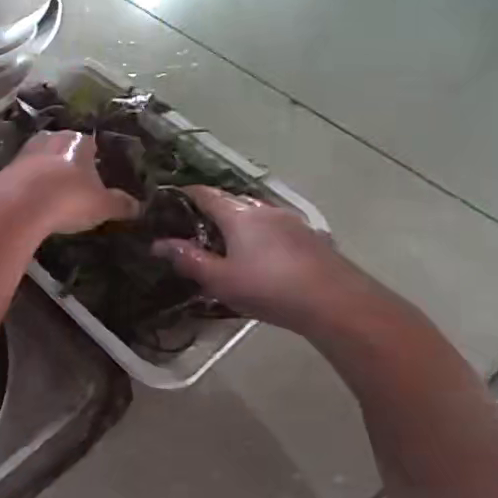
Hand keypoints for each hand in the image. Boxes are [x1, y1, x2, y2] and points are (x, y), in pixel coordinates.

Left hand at [0, 131, 139, 235]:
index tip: (97, 168)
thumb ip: (120, 204)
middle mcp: (51, 139)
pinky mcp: (5, 169)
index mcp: (78, 141)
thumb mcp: (102, 206)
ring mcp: (25, 152)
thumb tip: (137, 206)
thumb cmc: (69, 199)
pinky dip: (28, 185)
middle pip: (62, 147)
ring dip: (45, 172)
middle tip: (75, 181)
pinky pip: (23, 175)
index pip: (90, 143)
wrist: (18, 206)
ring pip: (40, 159)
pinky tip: (32, 201)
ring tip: (53, 192)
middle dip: (67, 161)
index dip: (94, 156)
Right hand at [150, 186, 373, 329]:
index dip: (185, 194)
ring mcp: (292, 222)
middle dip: (212, 210)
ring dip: (239, 224)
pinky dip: (261, 236)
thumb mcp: (220, 279)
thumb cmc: (269, 288)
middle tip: (195, 229)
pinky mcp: (312, 239)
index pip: (205, 193)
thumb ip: (188, 259)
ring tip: (227, 245)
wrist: (339, 304)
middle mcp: (264, 210)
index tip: (169, 201)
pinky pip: (276, 229)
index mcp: (238, 214)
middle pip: (232, 201)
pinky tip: (262, 259)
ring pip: (257, 215)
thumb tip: (158, 244)